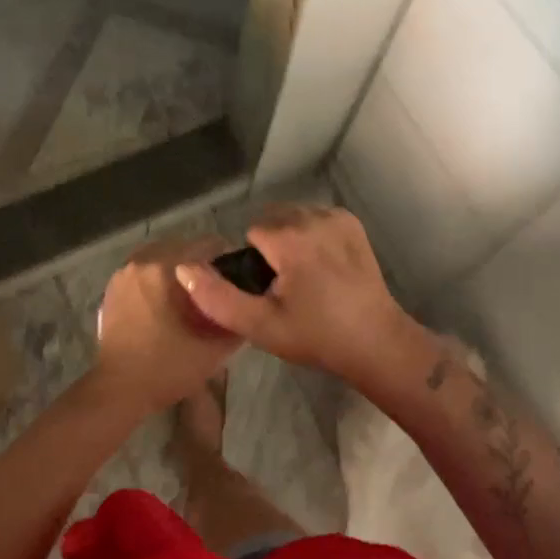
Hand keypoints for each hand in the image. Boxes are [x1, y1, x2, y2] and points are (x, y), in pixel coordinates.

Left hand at [90, 235, 241, 410]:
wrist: (120, 389)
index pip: (205, 245)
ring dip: (177, 266)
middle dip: (200, 261)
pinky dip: (157, 275)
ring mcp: (123, 273)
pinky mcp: (112, 287)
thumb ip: (235, 322)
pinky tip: (166, 298)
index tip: (234, 276)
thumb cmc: (167, 369)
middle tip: (213, 286)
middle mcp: (142, 262)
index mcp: (165, 270)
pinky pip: (142, 268)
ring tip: (190, 292)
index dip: (225, 258)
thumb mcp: (214, 350)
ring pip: (159, 255)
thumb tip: (245, 304)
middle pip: (181, 246)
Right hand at [175, 205, 413, 381]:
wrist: (375, 342)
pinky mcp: (352, 224)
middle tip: (287, 288)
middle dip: (272, 247)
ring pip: (293, 216)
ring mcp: (337, 218)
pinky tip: (323, 266)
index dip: (254, 263)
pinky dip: (312, 235)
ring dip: (291, 238)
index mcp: (290, 237)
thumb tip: (184, 268)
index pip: (251, 233)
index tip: (270, 292)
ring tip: (305, 278)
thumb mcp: (260, 325)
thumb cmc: (316, 336)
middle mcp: (313, 217)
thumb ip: (217, 297)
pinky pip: (316, 218)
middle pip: (272, 219)